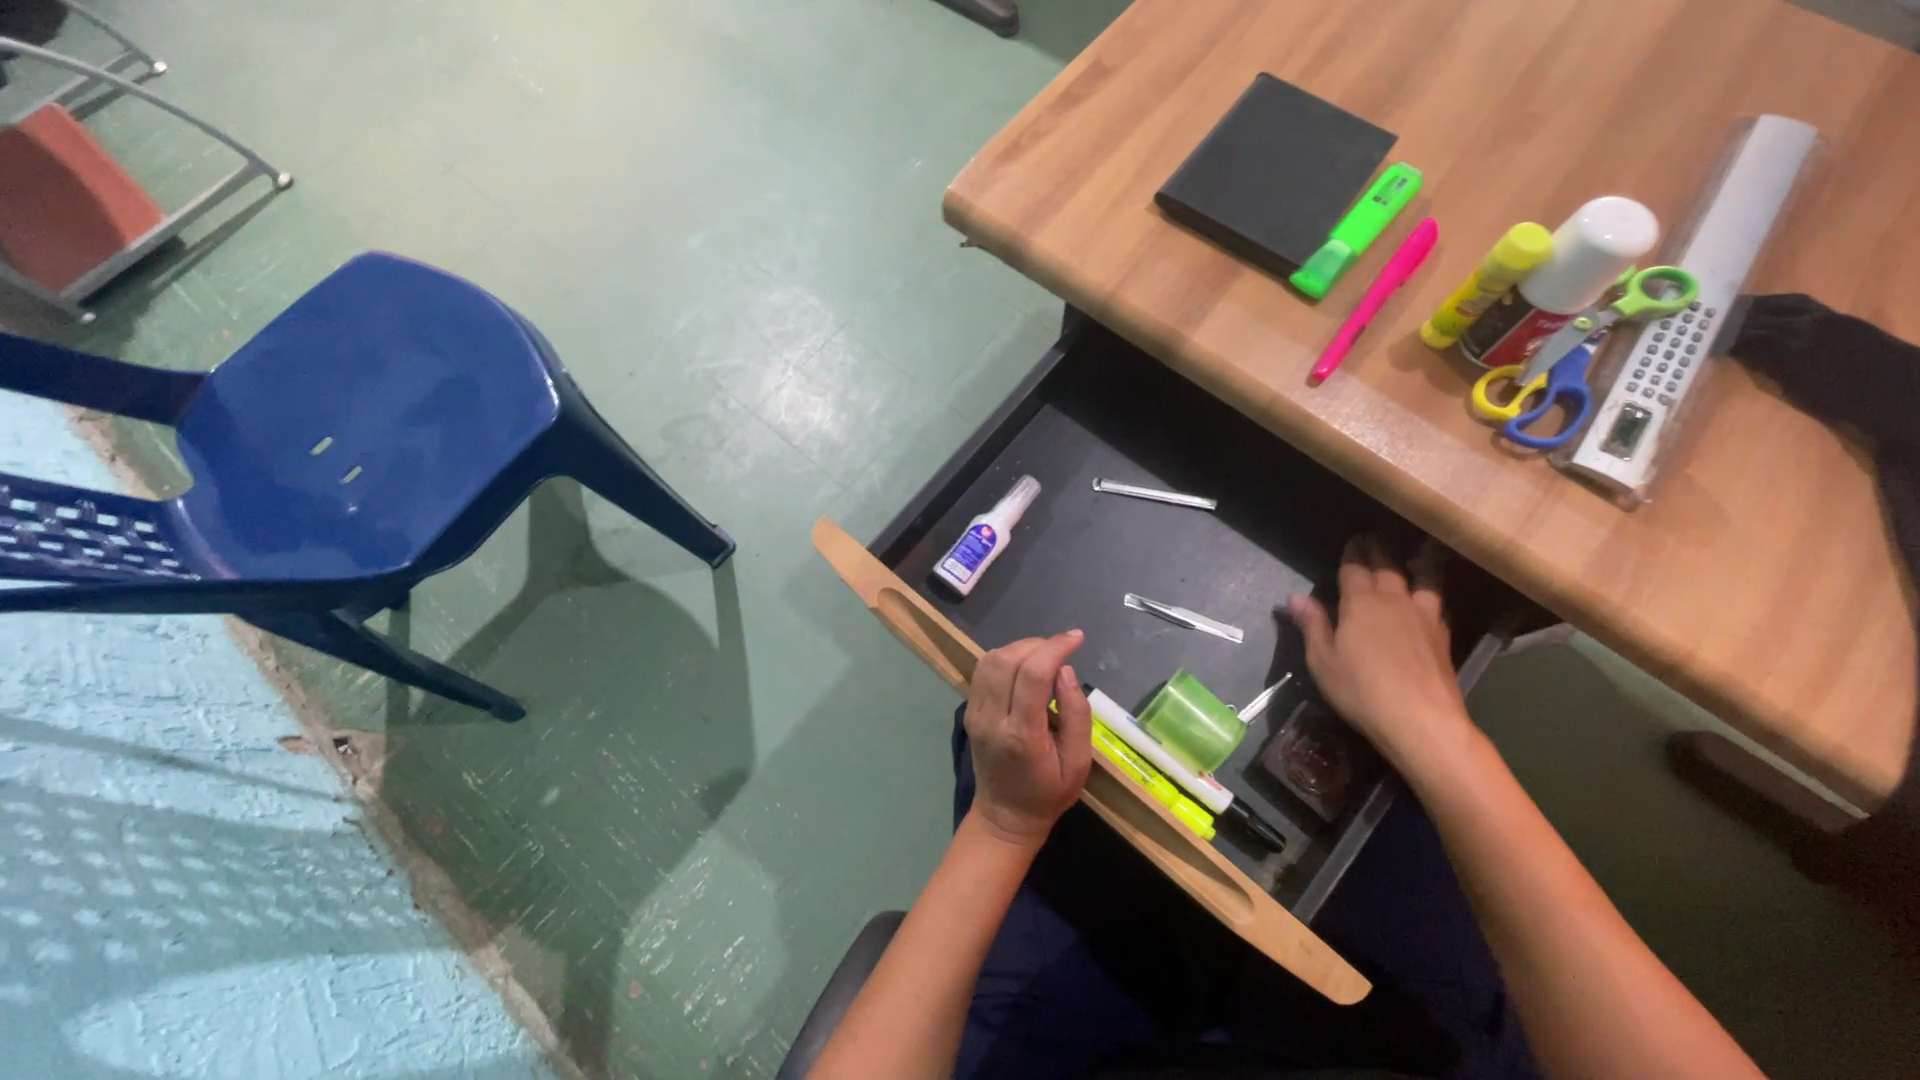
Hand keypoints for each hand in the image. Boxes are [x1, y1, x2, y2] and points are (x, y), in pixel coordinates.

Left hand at [963, 630, 1092, 847]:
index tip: (1076, 638)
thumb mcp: (1079, 763)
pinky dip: (1005, 658)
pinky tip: (1024, 666)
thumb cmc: (1048, 793)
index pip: (1033, 675)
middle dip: (1038, 644)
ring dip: (1020, 648)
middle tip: (1063, 648)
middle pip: (1007, 660)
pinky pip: (982, 671)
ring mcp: (975, 714)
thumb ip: (1076, 715)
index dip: (1055, 648)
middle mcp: (992, 719)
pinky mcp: (970, 712)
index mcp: (1022, 735)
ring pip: (990, 660)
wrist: (1005, 816)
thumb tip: (1066, 671)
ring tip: (1045, 655)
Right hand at [1287, 537, 1475, 774]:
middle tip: (1374, 536)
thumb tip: (1295, 597)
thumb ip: (1312, 625)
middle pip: (1387, 567)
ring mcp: (1423, 616)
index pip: (1355, 568)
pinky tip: (1431, 596)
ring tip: (1417, 551)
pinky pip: (1437, 601)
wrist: (1421, 719)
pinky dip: (1432, 589)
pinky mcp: (1442, 636)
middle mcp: (1394, 600)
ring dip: (1416, 562)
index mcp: (1361, 603)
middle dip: (1378, 550)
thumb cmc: (1361, 689)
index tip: (1352, 540)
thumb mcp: (1323, 661)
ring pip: (1422, 578)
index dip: (1352, 552)